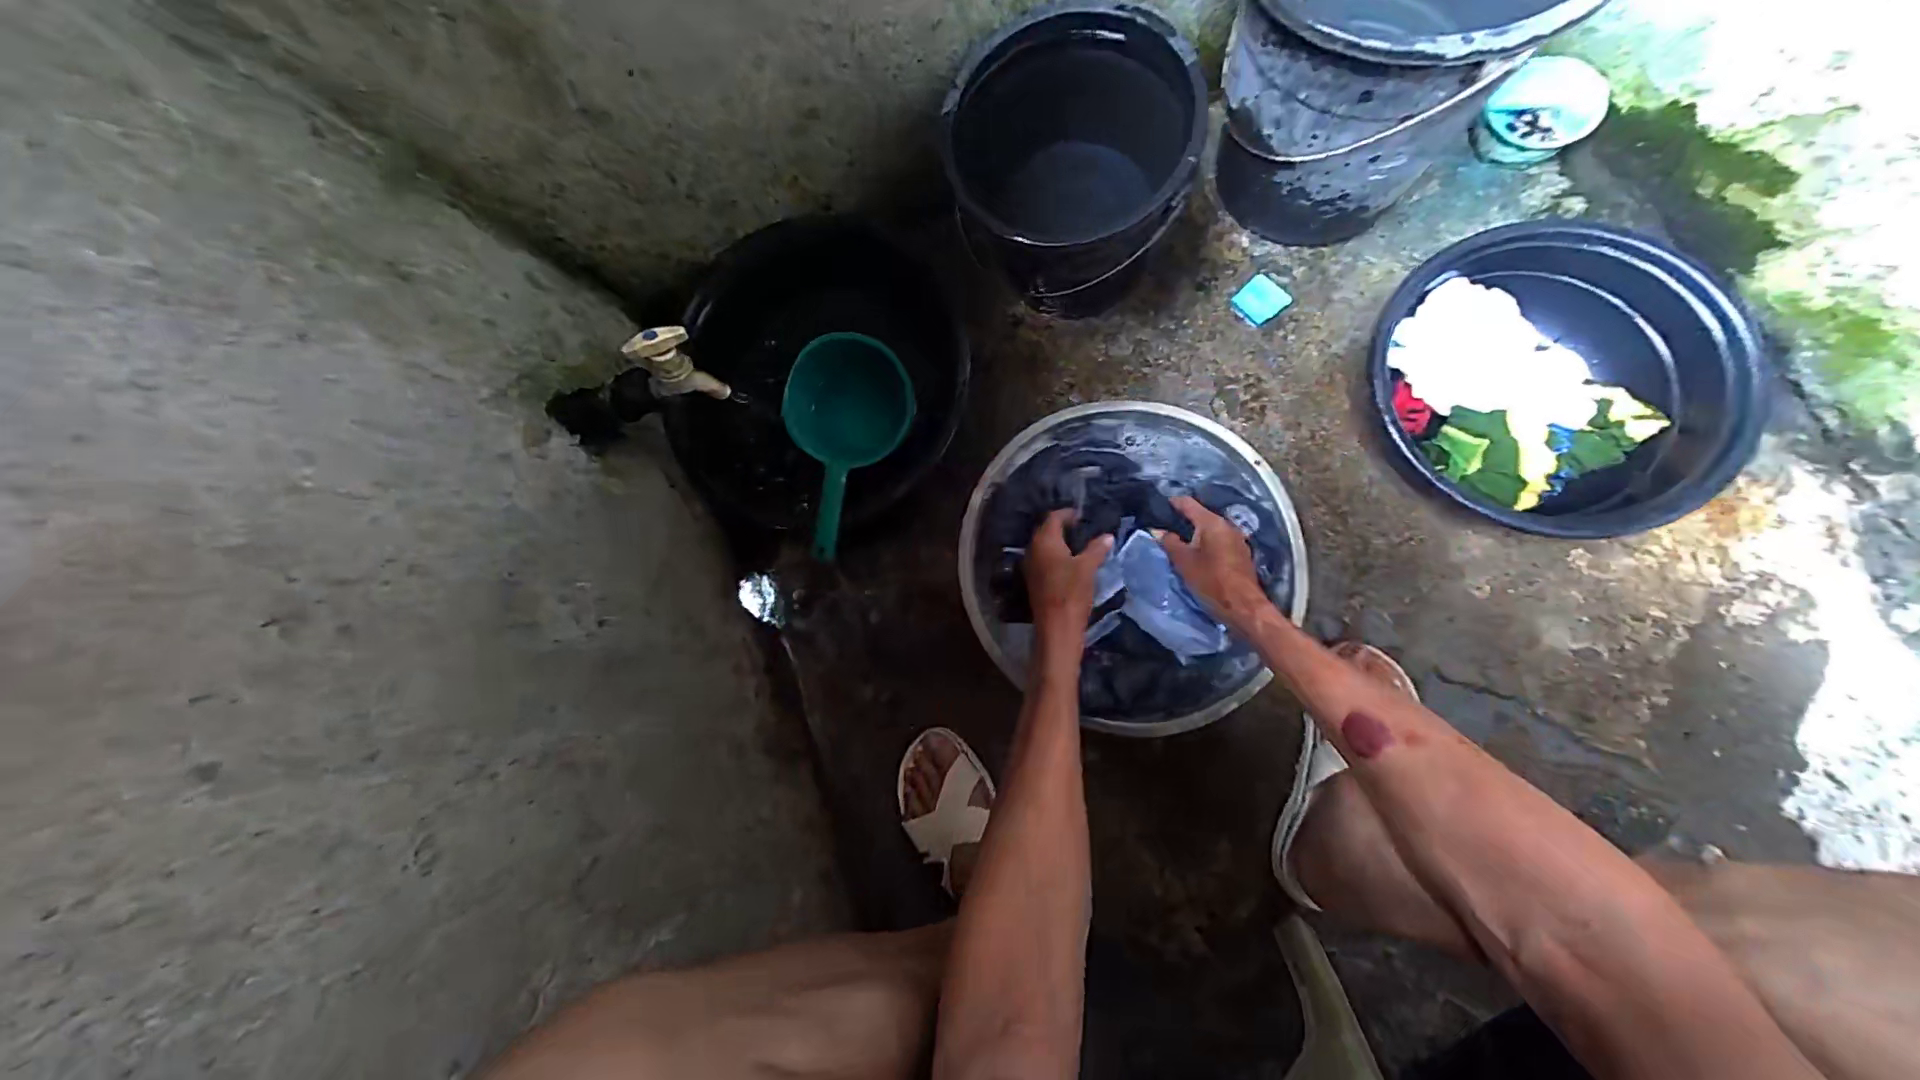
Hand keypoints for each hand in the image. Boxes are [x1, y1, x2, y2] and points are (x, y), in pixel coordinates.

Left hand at [1025, 509, 1113, 643]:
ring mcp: (1030, 565)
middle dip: (1063, 527)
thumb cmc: (1072, 592)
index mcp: (1044, 541)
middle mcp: (1032, 549)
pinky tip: (1071, 562)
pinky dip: (1056, 556)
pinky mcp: (1033, 579)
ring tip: (1080, 545)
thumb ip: (1096, 549)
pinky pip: (1044, 559)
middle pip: (1046, 530)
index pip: (1053, 517)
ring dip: (1060, 543)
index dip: (1068, 513)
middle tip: (1083, 529)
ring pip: (1044, 546)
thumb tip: (1107, 536)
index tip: (1083, 515)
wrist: (1056, 626)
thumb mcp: (1088, 567)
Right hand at [1156, 496, 1271, 630]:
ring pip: (1210, 529)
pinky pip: (1219, 540)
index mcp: (1212, 523)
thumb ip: (1169, 542)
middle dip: (1183, 519)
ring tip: (1178, 540)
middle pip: (1201, 515)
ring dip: (1195, 532)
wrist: (1242, 606)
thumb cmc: (1210, 580)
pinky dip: (1206, 542)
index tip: (1158, 506)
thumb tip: (1157, 530)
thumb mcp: (1183, 561)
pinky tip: (1196, 552)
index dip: (1172, 503)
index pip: (1188, 503)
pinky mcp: (1240, 553)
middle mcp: (1227, 525)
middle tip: (1164, 526)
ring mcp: (1237, 539)